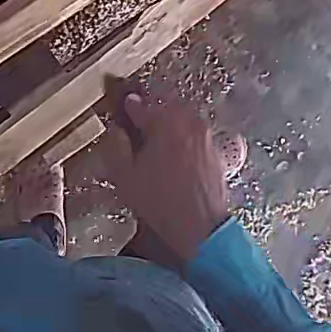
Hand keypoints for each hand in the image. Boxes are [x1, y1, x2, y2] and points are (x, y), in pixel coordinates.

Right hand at [100, 85, 230, 264]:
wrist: (201, 225)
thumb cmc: (160, 202)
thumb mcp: (125, 176)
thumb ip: (116, 147)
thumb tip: (115, 130)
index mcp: (163, 123)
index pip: (141, 106)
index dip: (129, 107)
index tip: (124, 107)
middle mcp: (187, 122)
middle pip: (164, 108)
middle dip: (151, 114)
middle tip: (138, 123)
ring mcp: (204, 134)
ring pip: (182, 119)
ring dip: (169, 124)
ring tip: (156, 139)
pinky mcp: (215, 149)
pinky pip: (194, 134)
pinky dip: (183, 137)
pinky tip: (175, 154)